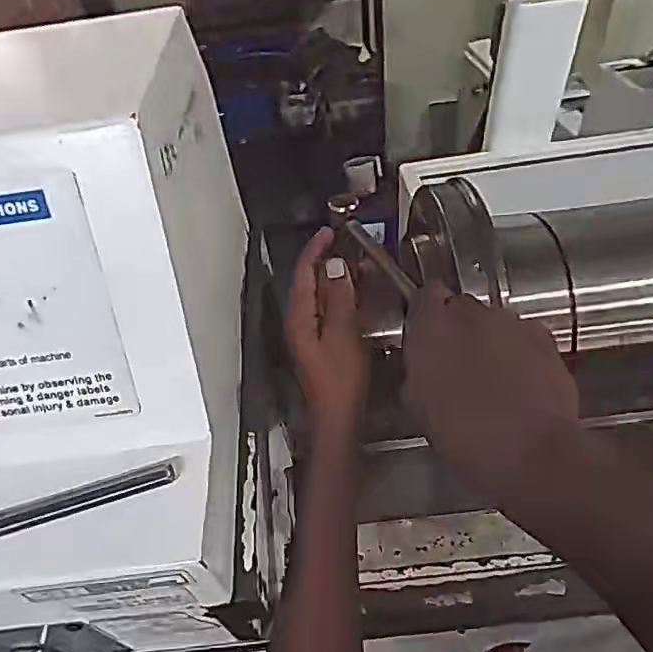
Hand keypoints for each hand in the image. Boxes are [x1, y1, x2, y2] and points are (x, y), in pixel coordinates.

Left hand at [286, 227, 368, 434]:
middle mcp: (298, 323)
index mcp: (299, 318)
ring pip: (317, 296)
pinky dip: (338, 297)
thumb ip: (339, 298)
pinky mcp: (318, 345)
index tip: (329, 232)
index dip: (315, 250)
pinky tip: (354, 296)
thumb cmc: (339, 383)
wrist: (337, 419)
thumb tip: (336, 267)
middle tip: (346, 244)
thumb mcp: (343, 335)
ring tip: (354, 264)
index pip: (303, 273)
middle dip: (325, 261)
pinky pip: (326, 310)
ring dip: (333, 278)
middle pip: (307, 282)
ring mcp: (307, 335)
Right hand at [403, 286, 579, 509]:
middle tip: (458, 368)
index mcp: (431, 326)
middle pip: (461, 308)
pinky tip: (522, 385)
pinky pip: (525, 337)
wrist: (531, 452)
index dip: (426, 314)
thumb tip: (425, 365)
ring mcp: (511, 322)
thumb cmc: (464, 436)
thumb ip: (418, 371)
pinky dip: (522, 353)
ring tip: (494, 382)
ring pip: (494, 324)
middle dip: (459, 331)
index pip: (424, 295)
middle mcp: (471, 313)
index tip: (427, 336)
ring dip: (491, 343)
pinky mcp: (545, 338)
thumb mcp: (419, 407)